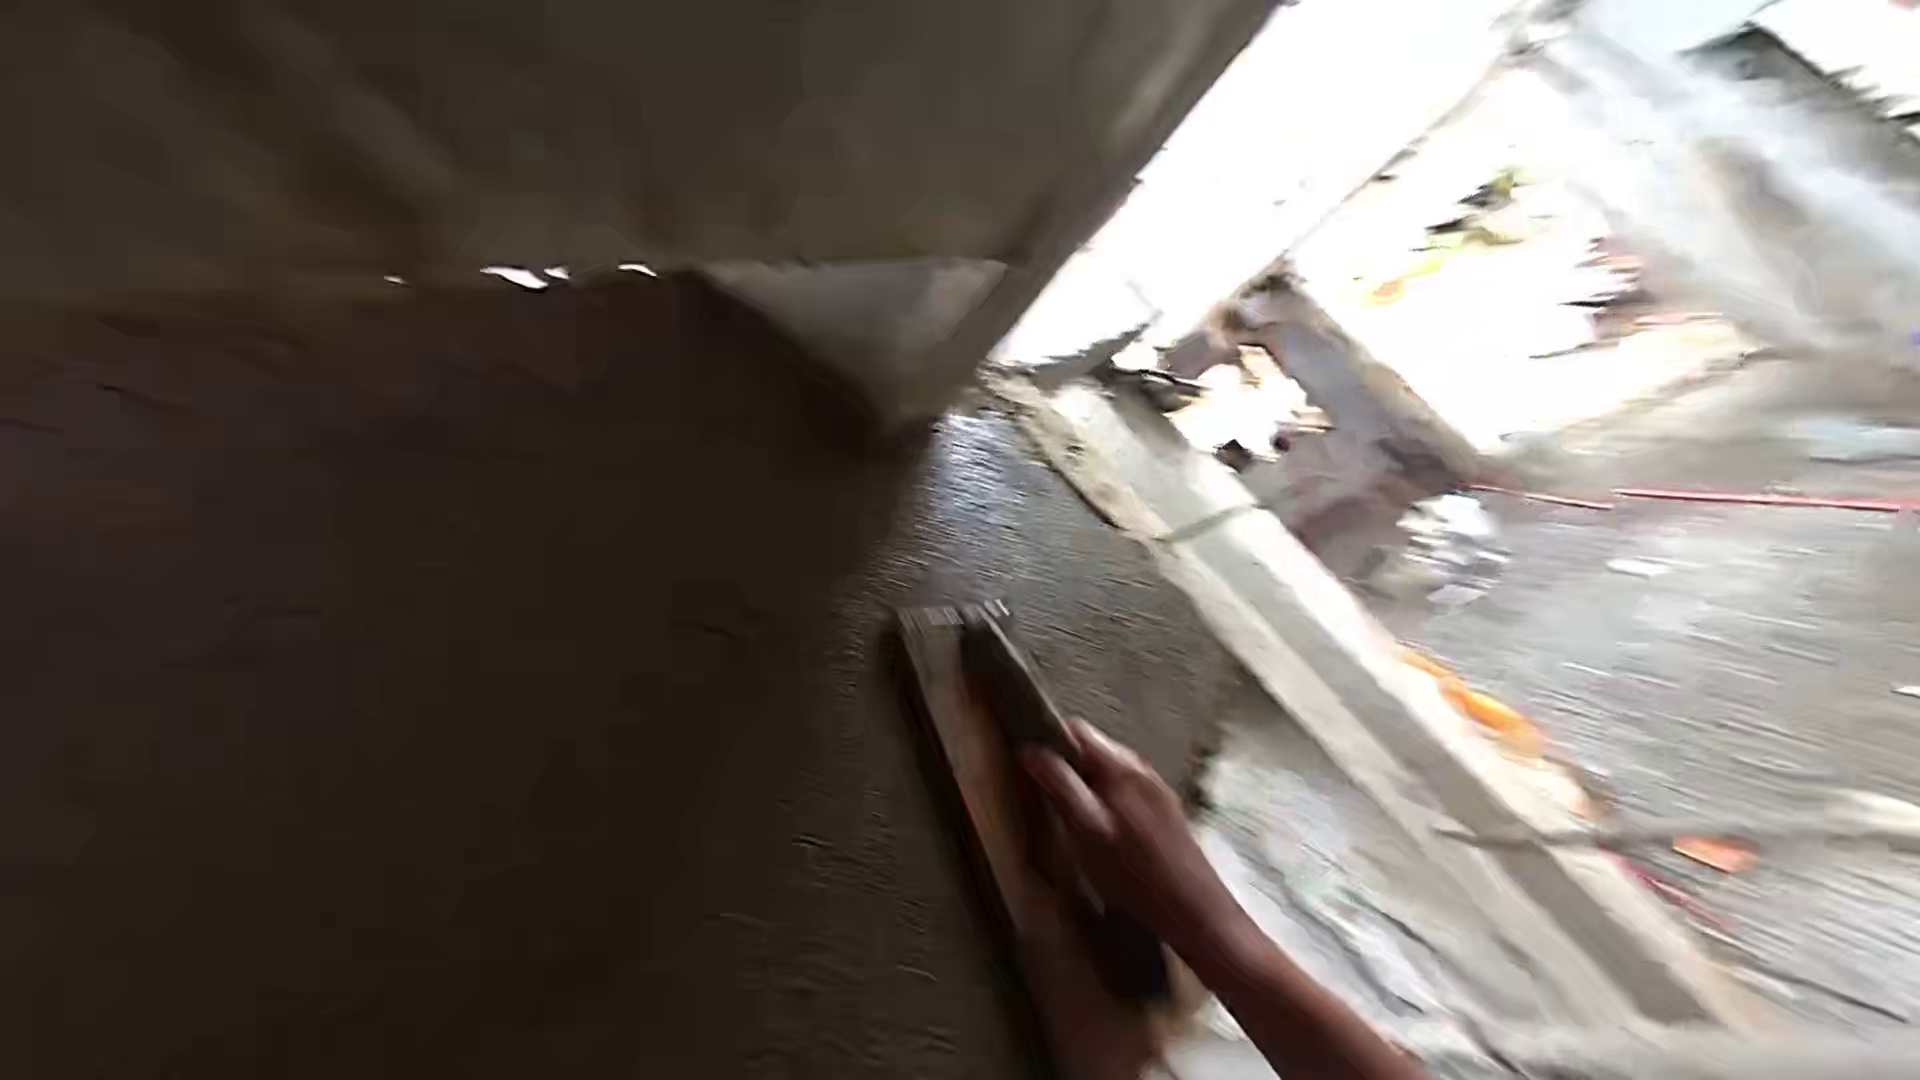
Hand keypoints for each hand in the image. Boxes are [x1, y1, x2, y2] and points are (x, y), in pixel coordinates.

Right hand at [1020, 720, 1250, 964]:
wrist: (1195, 914)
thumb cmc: (1135, 875)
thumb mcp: (1087, 830)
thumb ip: (1058, 784)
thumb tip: (1029, 751)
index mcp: (1121, 764)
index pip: (1076, 729)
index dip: (1049, 742)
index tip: (1033, 768)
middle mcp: (1140, 766)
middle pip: (1091, 749)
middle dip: (1067, 768)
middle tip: (1053, 802)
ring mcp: (1154, 786)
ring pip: (1106, 770)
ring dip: (1086, 786)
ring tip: (1077, 822)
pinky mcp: (1163, 809)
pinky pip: (1123, 789)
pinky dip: (1105, 800)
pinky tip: (1105, 834)